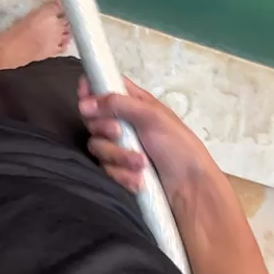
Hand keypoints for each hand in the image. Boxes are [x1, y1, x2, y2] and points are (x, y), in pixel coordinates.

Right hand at [78, 78, 220, 193]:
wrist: (189, 187)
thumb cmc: (178, 146)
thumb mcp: (152, 117)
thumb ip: (118, 104)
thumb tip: (84, 104)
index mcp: (133, 102)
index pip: (105, 86)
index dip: (91, 88)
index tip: (84, 96)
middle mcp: (122, 121)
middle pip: (92, 117)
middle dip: (104, 127)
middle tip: (119, 133)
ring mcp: (118, 146)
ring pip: (97, 145)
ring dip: (119, 156)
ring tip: (141, 164)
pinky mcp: (117, 168)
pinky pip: (105, 167)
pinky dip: (122, 174)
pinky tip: (138, 179)